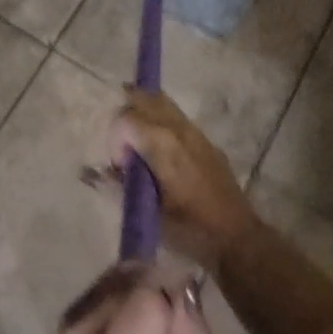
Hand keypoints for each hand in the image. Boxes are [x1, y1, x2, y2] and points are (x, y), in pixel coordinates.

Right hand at [108, 90, 258, 272]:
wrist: (234, 235)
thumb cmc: (188, 227)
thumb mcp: (148, 211)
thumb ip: (121, 185)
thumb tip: (98, 172)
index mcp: (162, 144)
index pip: (126, 118)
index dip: (115, 139)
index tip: (119, 165)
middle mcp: (179, 129)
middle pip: (146, 99)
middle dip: (127, 113)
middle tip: (120, 143)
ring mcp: (196, 132)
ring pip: (163, 103)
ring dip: (144, 113)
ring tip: (134, 139)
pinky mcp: (206, 140)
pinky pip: (177, 118)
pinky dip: (161, 121)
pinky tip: (157, 147)